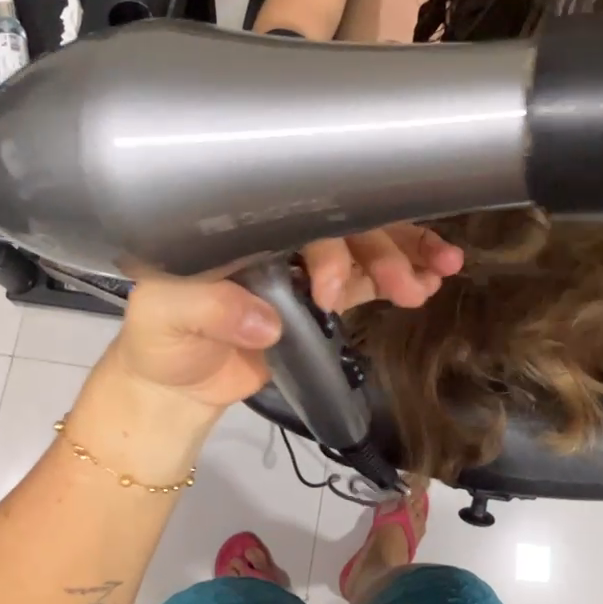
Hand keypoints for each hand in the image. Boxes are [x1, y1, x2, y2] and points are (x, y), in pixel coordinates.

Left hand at [109, 224, 464, 406]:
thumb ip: (210, 310)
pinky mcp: (326, 298)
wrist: (179, 387)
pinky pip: (368, 282)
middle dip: (381, 250)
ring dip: (405, 255)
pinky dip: (399, 279)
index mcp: (244, 227)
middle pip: (344, 227)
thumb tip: (266, 321)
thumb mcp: (166, 319)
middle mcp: (281, 238)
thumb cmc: (162, 341)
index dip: (327, 246)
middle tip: (405, 284)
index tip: (330, 292)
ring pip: (366, 248)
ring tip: (440, 270)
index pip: (297, 217)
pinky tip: (428, 281)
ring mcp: (307, 267)